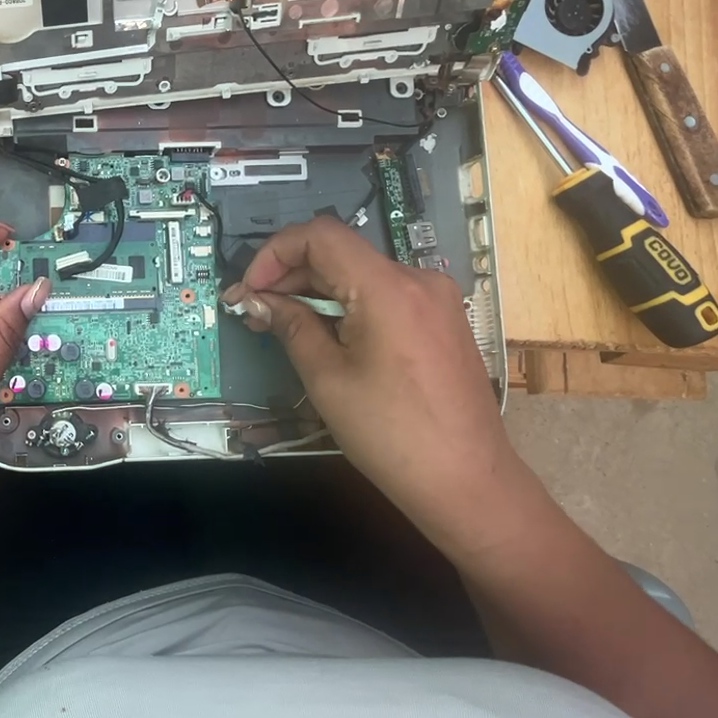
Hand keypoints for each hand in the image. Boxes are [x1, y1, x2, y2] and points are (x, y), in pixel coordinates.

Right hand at [220, 217, 518, 518]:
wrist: (467, 481)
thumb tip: (258, 300)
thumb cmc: (390, 433)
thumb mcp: (327, 378)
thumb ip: (291, 326)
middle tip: (254, 313)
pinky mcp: (441, 320)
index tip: (250, 289)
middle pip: (340, 254)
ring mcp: (435, 299)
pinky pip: (383, 296)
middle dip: (290, 277)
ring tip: (284, 327)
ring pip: (360, 275)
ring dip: (316, 293)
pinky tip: (326, 337)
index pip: (320, 236)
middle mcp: (418, 280)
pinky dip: (347, 306)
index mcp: (388, 288)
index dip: (275, 253)